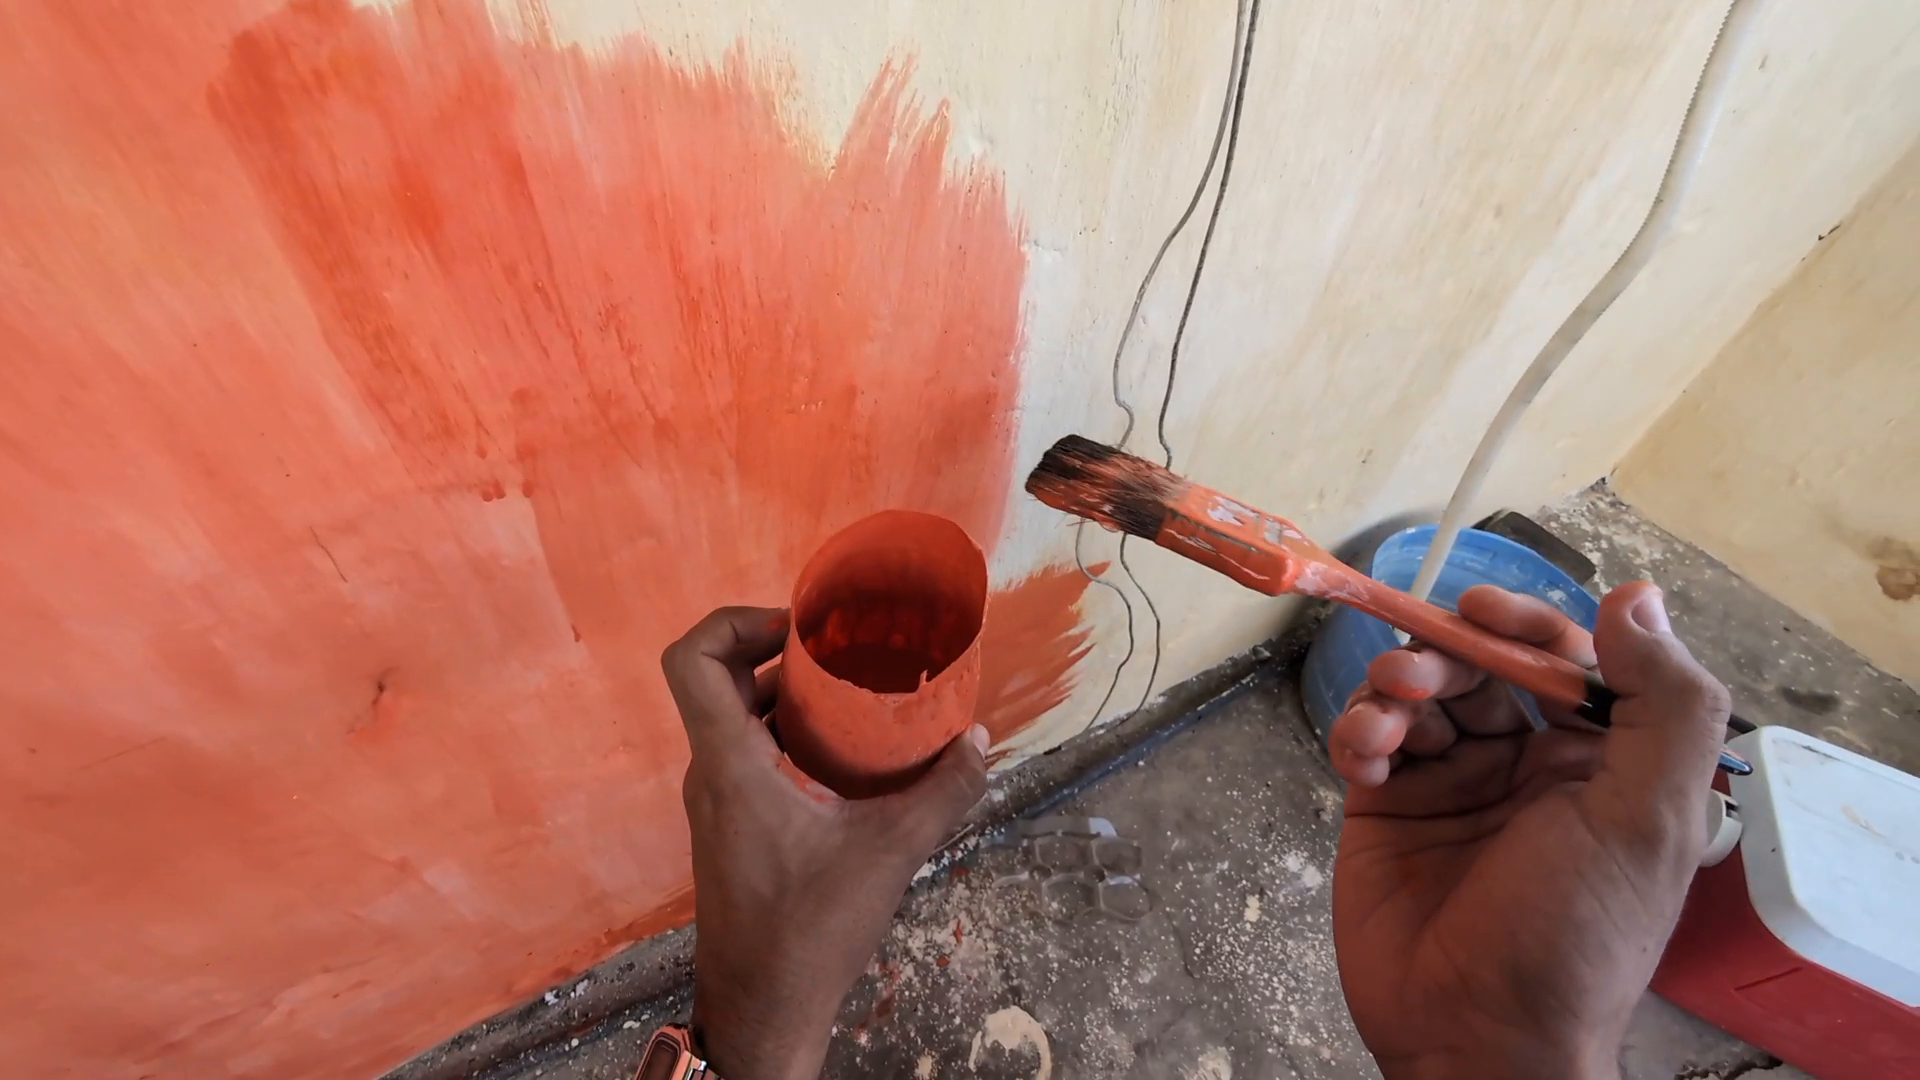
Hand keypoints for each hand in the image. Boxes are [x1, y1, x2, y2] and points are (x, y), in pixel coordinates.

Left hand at [663, 607, 988, 1079]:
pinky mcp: (731, 815)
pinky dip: (785, 722)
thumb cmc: (811, 929)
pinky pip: (748, 743)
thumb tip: (980, 739)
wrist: (761, 1011)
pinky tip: (841, 740)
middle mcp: (711, 768)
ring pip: (734, 710)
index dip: (734, 622)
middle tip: (838, 643)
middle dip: (773, 645)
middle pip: (717, 676)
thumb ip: (942, 793)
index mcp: (730, 762)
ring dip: (783, 685)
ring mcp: (717, 794)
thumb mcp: (889, 853)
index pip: (693, 661)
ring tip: (849, 680)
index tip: (798, 628)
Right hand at [1328, 583, 1730, 1079]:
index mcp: (1592, 763)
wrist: (1468, 1030)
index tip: (1476, 608)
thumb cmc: (1568, 932)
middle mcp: (1516, 763)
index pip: (1560, 663)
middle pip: (1472, 671)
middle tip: (1407, 675)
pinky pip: (1363, 740)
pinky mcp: (1381, 800)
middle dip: (1438, 660)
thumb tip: (1639, 596)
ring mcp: (1443, 781)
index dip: (1522, 626)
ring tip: (1380, 732)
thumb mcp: (1642, 823)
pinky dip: (1356, 737)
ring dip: (1388, 698)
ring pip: (1409, 698)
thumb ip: (1662, 707)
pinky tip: (1361, 763)